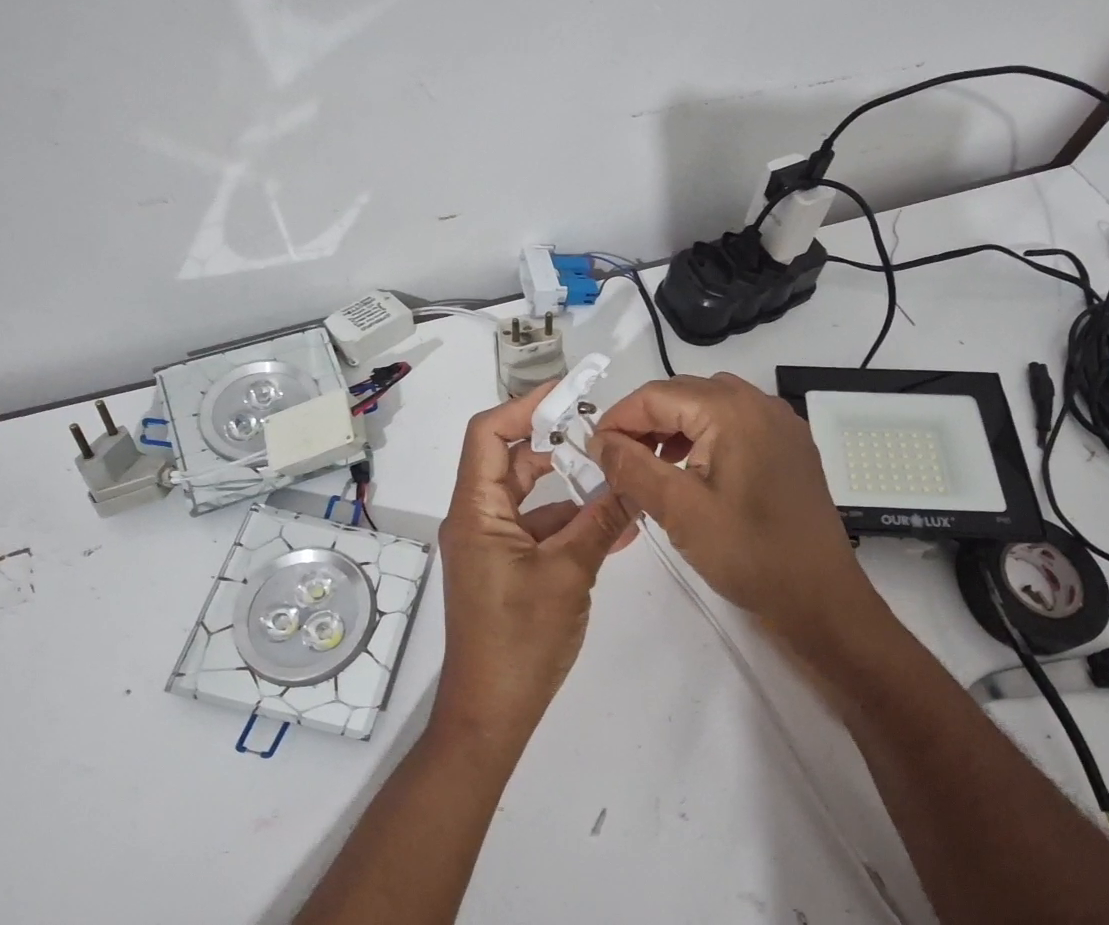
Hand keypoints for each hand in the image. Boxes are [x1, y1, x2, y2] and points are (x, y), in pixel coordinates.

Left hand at [433, 383, 636, 745]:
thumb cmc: (520, 641)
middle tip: (606, 436)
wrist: (491, 713)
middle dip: (558, 447)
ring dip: (574, 491)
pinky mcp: (507, 570)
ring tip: (624, 483)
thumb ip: (600, 522)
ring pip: (532, 500)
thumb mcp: (567, 574)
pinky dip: (573, 525)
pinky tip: (617, 528)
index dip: (525, 406)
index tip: (571, 395)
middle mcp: (477, 521)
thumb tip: (632, 480)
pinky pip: (539, 532)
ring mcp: (492, 547)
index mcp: (476, 512)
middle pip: (513, 463)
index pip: (488, 435)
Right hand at [588, 373, 869, 636]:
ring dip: (673, 428)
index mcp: (732, 411)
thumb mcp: (679, 510)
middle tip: (616, 461)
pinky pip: (735, 425)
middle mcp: (760, 404)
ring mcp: (780, 425)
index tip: (593, 451)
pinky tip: (691, 472)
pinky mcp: (789, 448)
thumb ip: (632, 468)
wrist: (820, 597)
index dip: (618, 418)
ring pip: (709, 407)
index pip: (657, 394)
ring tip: (649, 466)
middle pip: (684, 393)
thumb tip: (599, 441)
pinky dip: (704, 438)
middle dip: (644, 421)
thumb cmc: (748, 553)